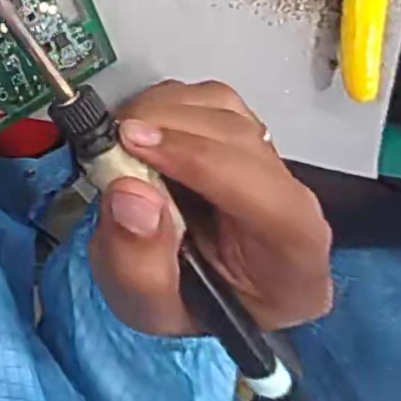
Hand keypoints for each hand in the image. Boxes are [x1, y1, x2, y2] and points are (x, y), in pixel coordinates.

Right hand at [88, 80, 332, 334]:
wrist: (171, 279)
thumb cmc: (168, 298)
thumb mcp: (142, 303)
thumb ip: (136, 260)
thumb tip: (130, 192)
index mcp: (290, 266)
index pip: (272, 203)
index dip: (202, 162)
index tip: (131, 142)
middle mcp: (291, 207)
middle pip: (242, 143)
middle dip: (167, 131)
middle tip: (108, 142)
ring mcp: (266, 162)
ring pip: (224, 110)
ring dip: (159, 113)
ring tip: (120, 140)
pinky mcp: (237, 132)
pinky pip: (205, 97)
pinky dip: (162, 103)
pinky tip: (138, 130)